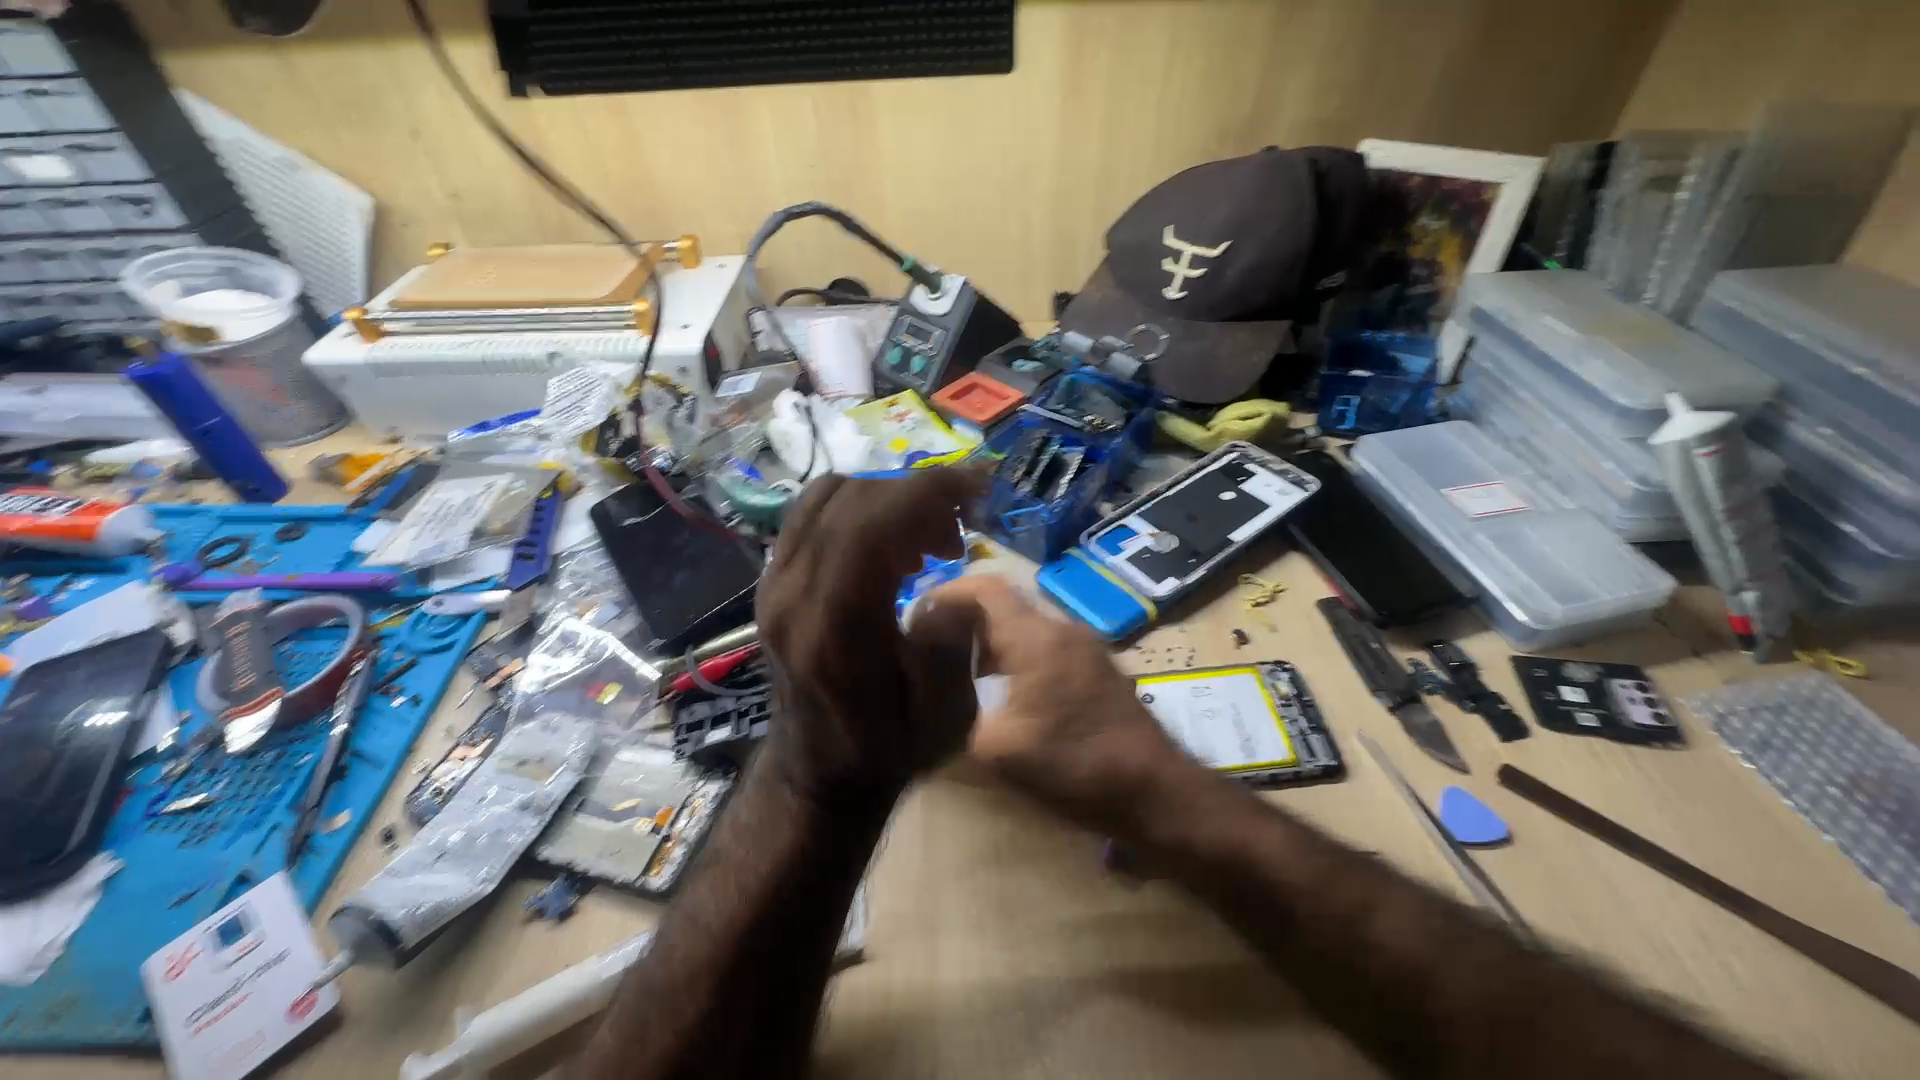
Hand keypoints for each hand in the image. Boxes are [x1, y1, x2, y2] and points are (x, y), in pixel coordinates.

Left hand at [756, 468, 987, 810]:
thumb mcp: (942, 712)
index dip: (928, 492)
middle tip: (959, 531)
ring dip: (886, 499)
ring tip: (927, 539)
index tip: (978, 490)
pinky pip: (811, 515)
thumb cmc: (887, 747)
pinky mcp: (773, 582)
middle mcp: (792, 592)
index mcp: (834, 625)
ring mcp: (774, 583)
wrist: (819, 772)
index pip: (870, 523)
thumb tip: (957, 591)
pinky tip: (891, 545)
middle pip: (851, 499)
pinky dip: (858, 509)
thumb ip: (954, 642)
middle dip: (916, 495)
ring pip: (827, 497)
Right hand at [921, 574, 1183, 833]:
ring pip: (1029, 625)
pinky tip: (1002, 687)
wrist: (1154, 792)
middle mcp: (1064, 630)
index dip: (946, 593)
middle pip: (1006, 603)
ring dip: (991, 636)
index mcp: (1036, 638)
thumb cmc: (1073, 766)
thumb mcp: (997, 749)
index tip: (916, 614)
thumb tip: (947, 700)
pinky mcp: (1101, 671)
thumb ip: (962, 714)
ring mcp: (1088, 649)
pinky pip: (1049, 646)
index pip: (985, 588)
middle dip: (964, 616)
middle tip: (929, 640)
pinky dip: (1018, 653)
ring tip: (958, 664)